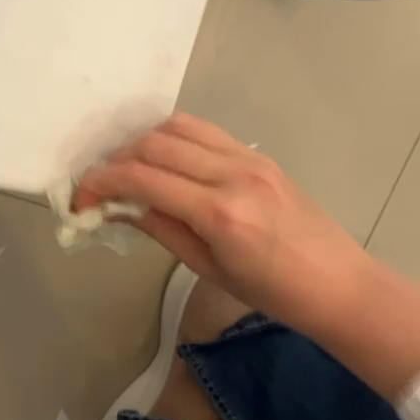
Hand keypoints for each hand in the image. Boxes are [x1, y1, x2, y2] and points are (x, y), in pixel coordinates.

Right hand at [74, 113, 377, 337]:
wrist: (339, 284)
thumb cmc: (272, 292)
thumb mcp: (205, 266)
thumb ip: (160, 228)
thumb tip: (118, 207)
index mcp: (219, 212)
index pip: (142, 178)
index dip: (100, 183)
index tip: (80, 199)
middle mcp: (233, 174)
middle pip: (154, 145)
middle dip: (115, 161)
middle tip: (100, 187)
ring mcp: (249, 159)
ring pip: (177, 127)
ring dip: (142, 143)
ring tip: (129, 170)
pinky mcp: (258, 156)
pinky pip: (204, 132)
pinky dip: (172, 139)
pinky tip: (163, 162)